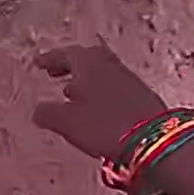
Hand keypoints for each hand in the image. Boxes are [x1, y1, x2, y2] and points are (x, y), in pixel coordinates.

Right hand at [32, 45, 167, 160]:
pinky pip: (113, 87)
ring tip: (69, 91)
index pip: (69, 54)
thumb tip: (39, 111)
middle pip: (90, 58)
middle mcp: (112, 69)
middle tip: (56, 71)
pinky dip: (98, 91)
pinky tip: (91, 108)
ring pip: (103, 73)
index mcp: (91, 67)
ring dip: (85, 79)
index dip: (52, 58)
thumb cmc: (105, 125)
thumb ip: (47, 114)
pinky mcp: (140, 99)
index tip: (39, 62)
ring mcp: (130, 83)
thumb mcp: (65, 121)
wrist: (154, 140)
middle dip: (71, 63)